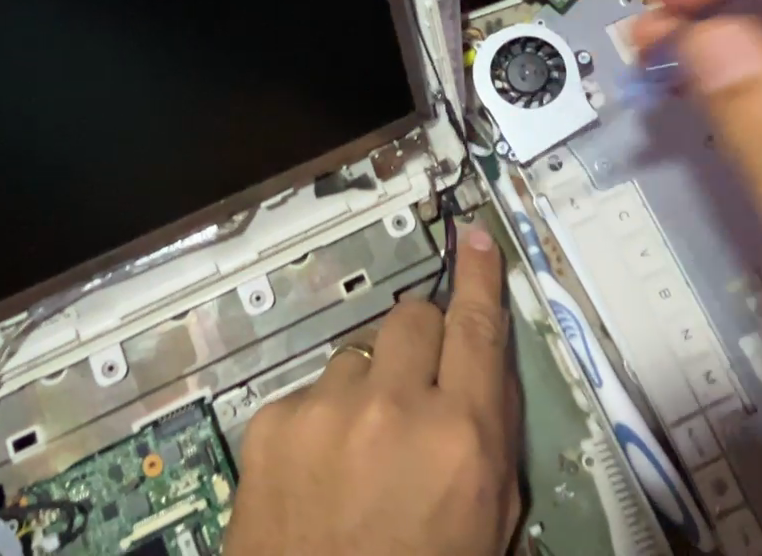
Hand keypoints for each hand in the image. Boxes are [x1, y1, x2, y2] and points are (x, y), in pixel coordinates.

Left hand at [223, 226, 521, 555]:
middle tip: (417, 385)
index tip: (473, 238)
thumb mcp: (485, 523)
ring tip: (360, 447)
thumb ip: (490, 439)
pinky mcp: (272, 421)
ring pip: (359, 354)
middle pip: (412, 318)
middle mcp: (395, 407)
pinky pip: (310, 393)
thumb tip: (483, 369)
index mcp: (461, 439)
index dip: (479, 278)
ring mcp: (326, 409)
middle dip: (421, 341)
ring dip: (368, 386)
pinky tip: (317, 469)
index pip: (477, 330)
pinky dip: (320, 419)